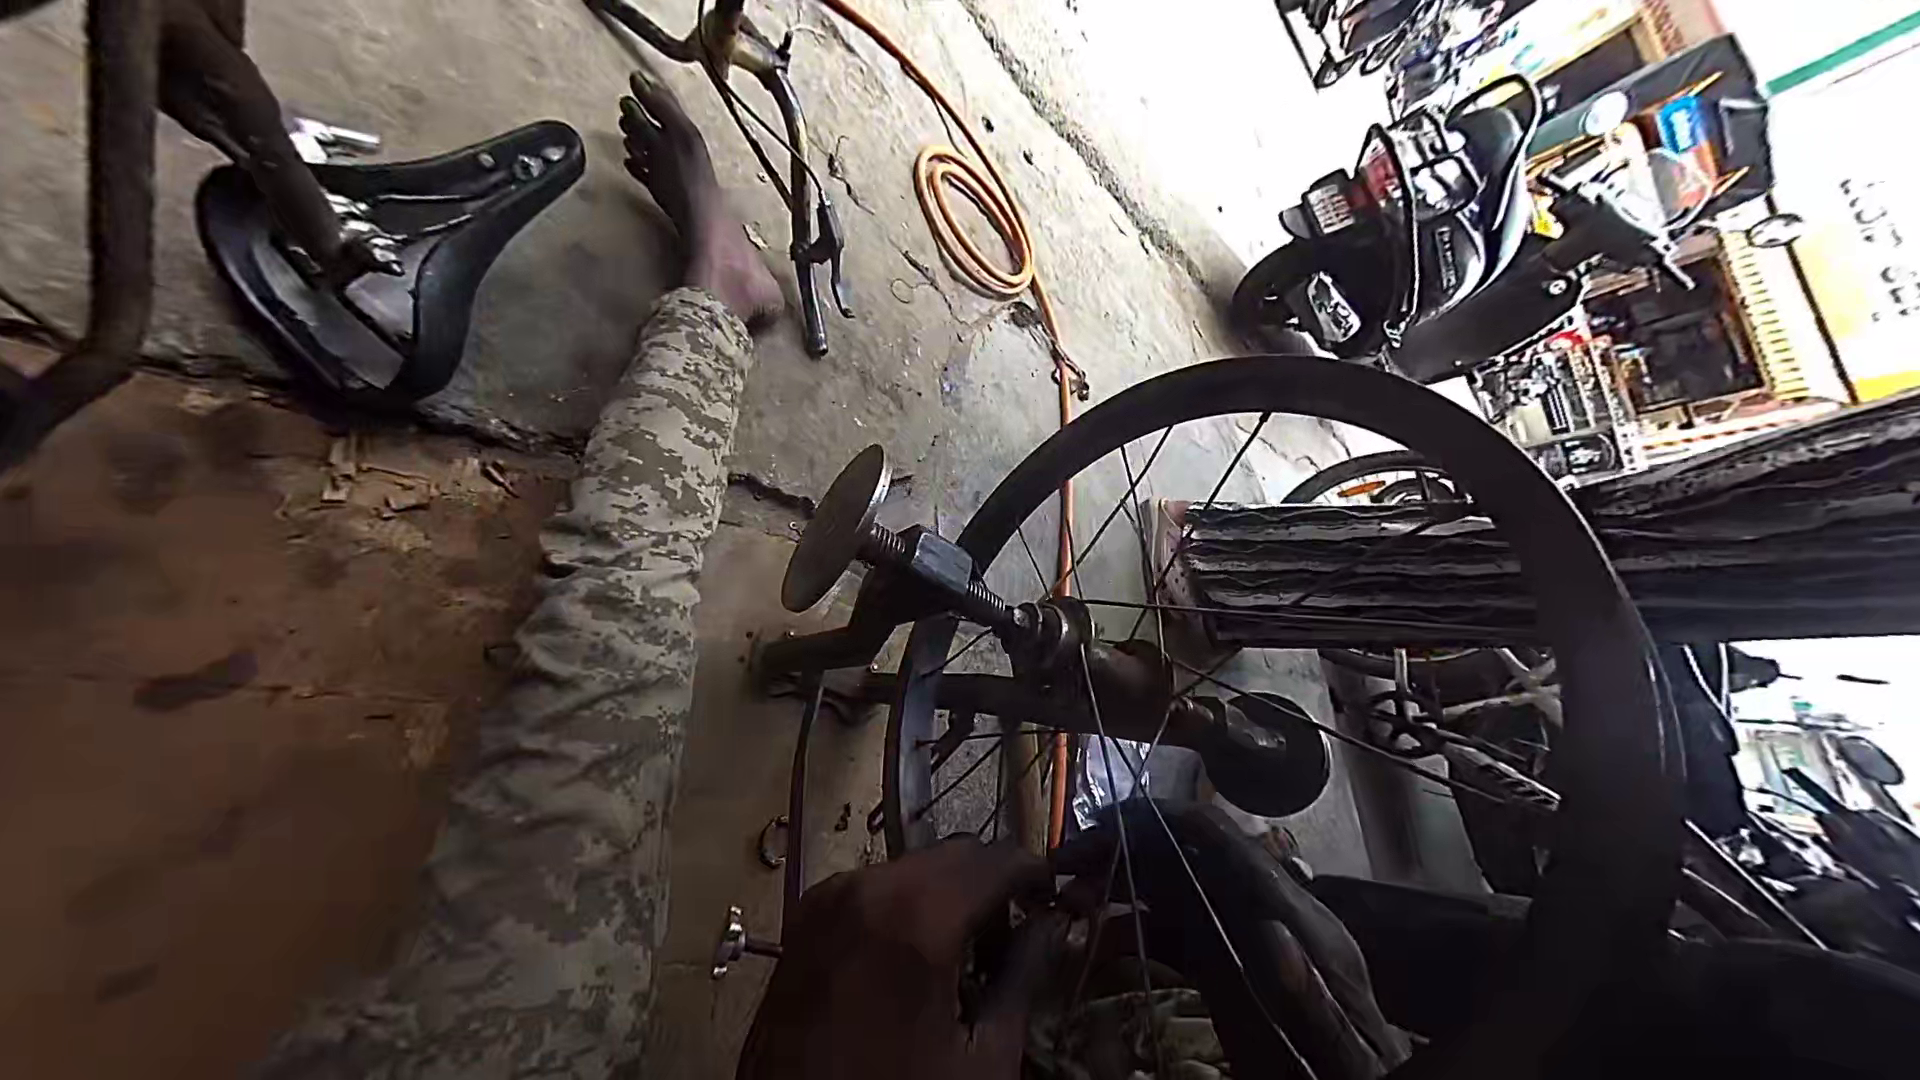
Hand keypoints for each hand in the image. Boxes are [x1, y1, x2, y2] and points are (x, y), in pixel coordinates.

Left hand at [736, 839, 1063, 1079]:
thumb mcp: (982, 1061)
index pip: (995, 858)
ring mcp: (833, 894)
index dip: (1031, 872)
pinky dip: (905, 901)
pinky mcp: (808, 911)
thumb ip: (1024, 975)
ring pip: (915, 864)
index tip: (1048, 894)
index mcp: (918, 915)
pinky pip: (876, 882)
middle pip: (955, 853)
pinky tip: (909, 954)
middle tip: (1008, 934)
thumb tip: (1051, 925)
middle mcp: (871, 885)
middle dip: (990, 883)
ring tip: (956, 953)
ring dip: (948, 891)